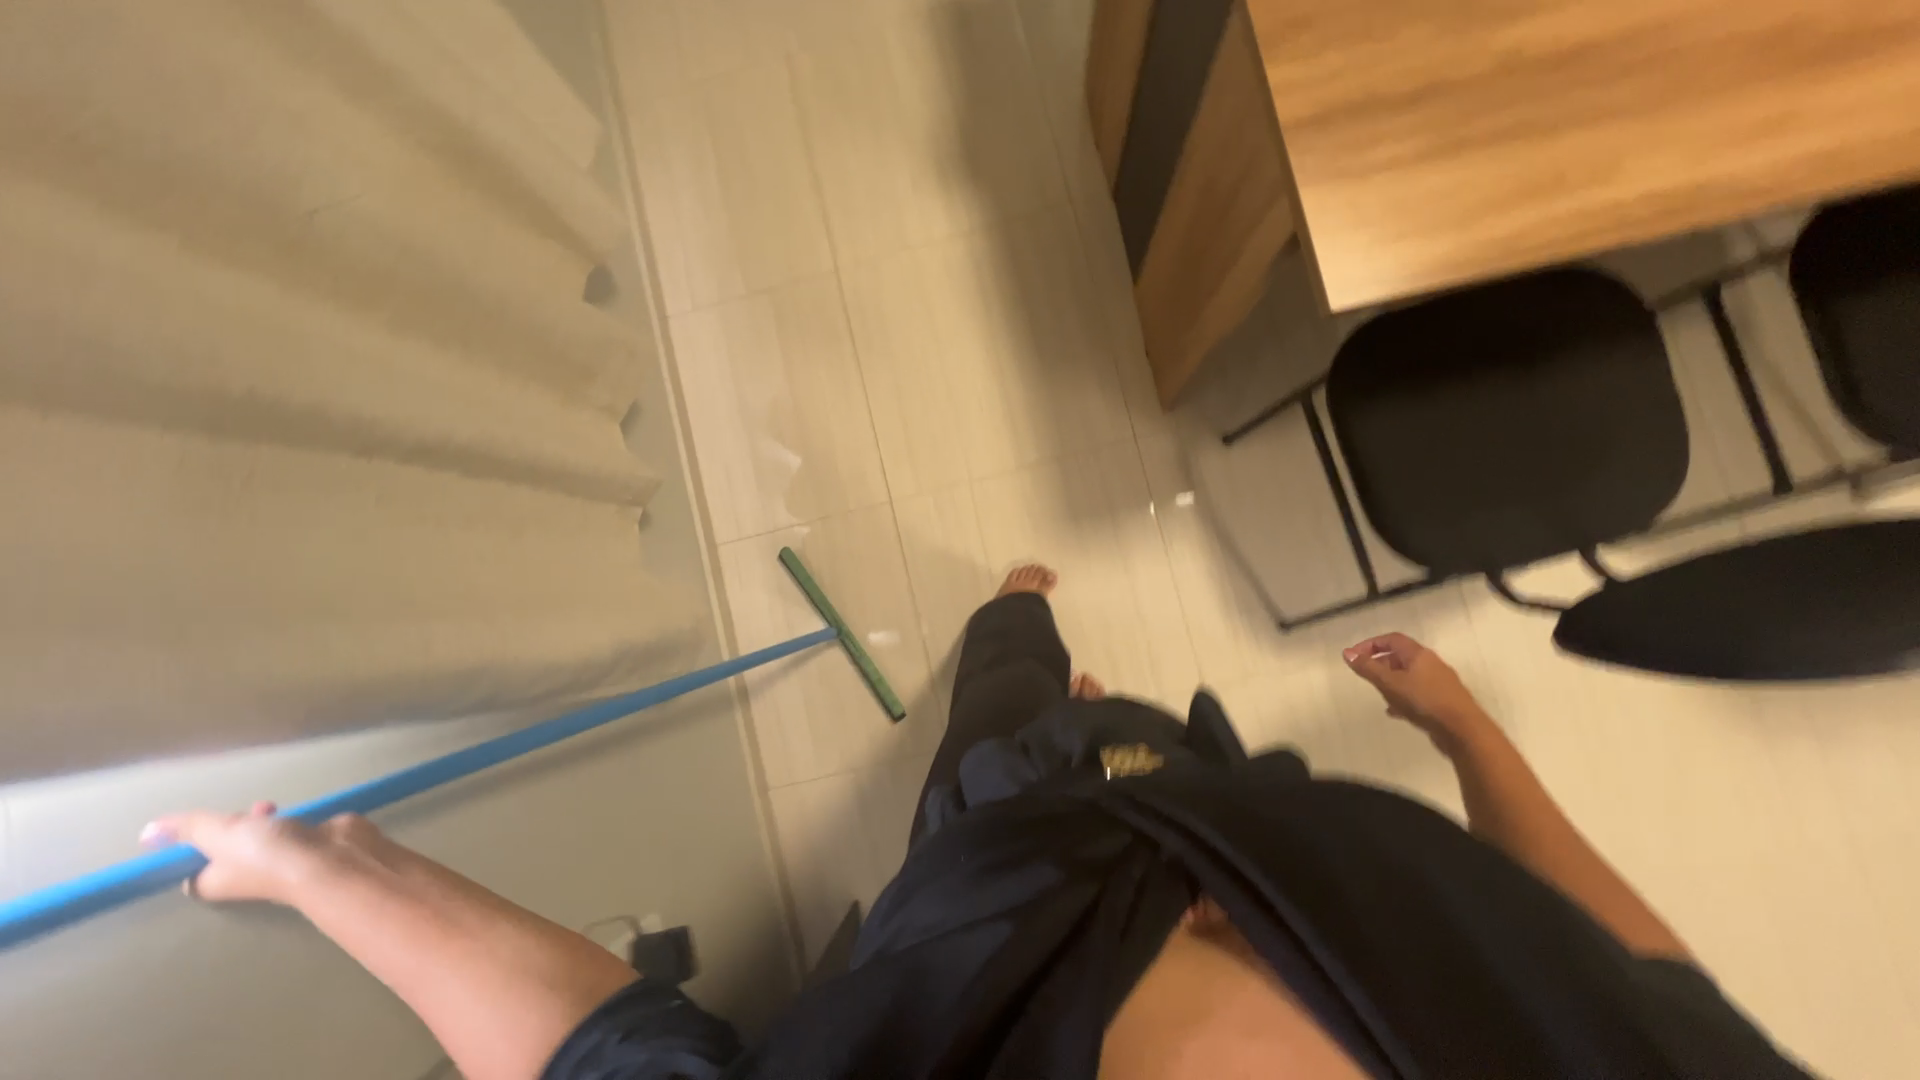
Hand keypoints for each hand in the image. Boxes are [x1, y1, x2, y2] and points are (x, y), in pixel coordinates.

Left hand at [139, 803, 376, 904]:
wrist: (332, 859)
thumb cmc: (268, 854)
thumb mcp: (219, 835)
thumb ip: (188, 828)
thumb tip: (147, 832)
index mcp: (214, 880)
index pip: (193, 865)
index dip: (194, 842)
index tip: (203, 823)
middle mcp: (244, 874)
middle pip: (228, 845)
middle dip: (234, 823)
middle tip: (244, 813)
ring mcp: (280, 859)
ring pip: (262, 834)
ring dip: (264, 818)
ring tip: (274, 807)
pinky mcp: (309, 844)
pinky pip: (294, 828)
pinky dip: (295, 816)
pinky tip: (301, 810)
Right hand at [1343, 633, 1490, 752]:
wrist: (1463, 731)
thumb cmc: (1423, 701)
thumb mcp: (1389, 683)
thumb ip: (1368, 668)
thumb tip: (1347, 652)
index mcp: (1419, 655)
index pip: (1392, 639)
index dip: (1370, 644)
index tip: (1354, 656)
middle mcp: (1431, 664)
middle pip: (1400, 657)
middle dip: (1380, 664)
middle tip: (1365, 675)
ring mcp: (1439, 683)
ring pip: (1409, 676)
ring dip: (1391, 682)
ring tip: (1379, 695)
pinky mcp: (1443, 701)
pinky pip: (1417, 693)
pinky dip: (1403, 697)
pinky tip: (1395, 711)